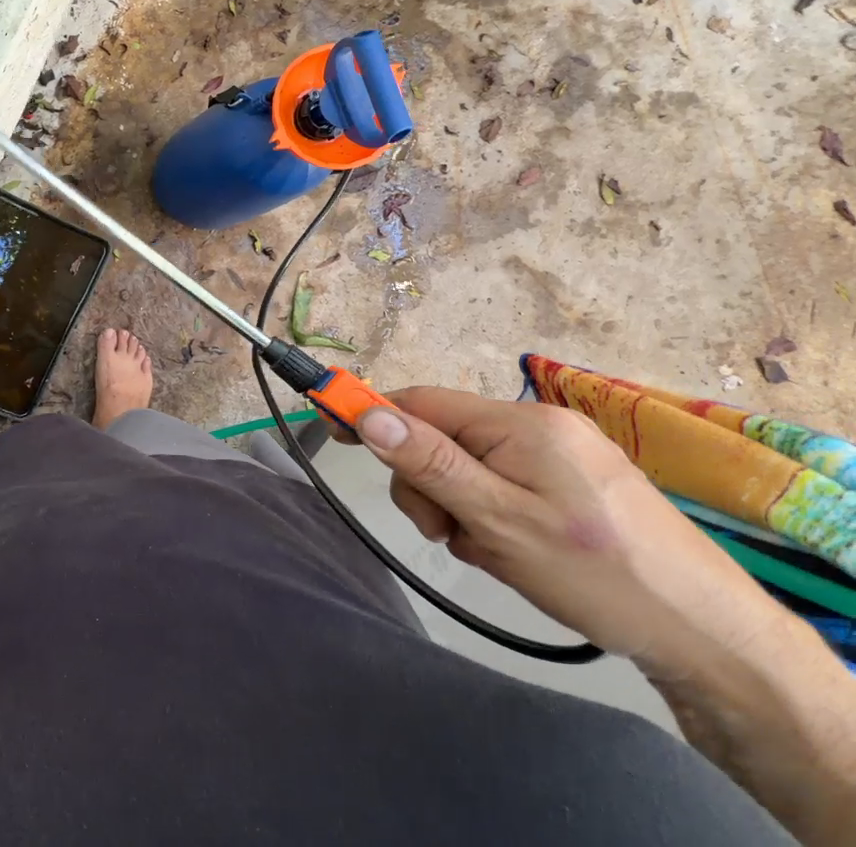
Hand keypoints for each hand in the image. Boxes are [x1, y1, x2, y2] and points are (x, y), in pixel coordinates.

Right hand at [350, 389, 784, 674]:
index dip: (371, 416)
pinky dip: (485, 516)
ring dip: (455, 508)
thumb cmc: (597, 574)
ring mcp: (558, 456)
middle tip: (446, 533)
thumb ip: (430, 464)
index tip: (330, 430)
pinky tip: (509, 551)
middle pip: (439, 437)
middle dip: (425, 485)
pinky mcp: (570, 484)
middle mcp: (540, 427)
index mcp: (523, 426)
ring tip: (488, 550)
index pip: (421, 403)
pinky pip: (497, 485)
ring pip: (463, 467)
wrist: (707, 635)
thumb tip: (368, 414)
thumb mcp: (498, 521)